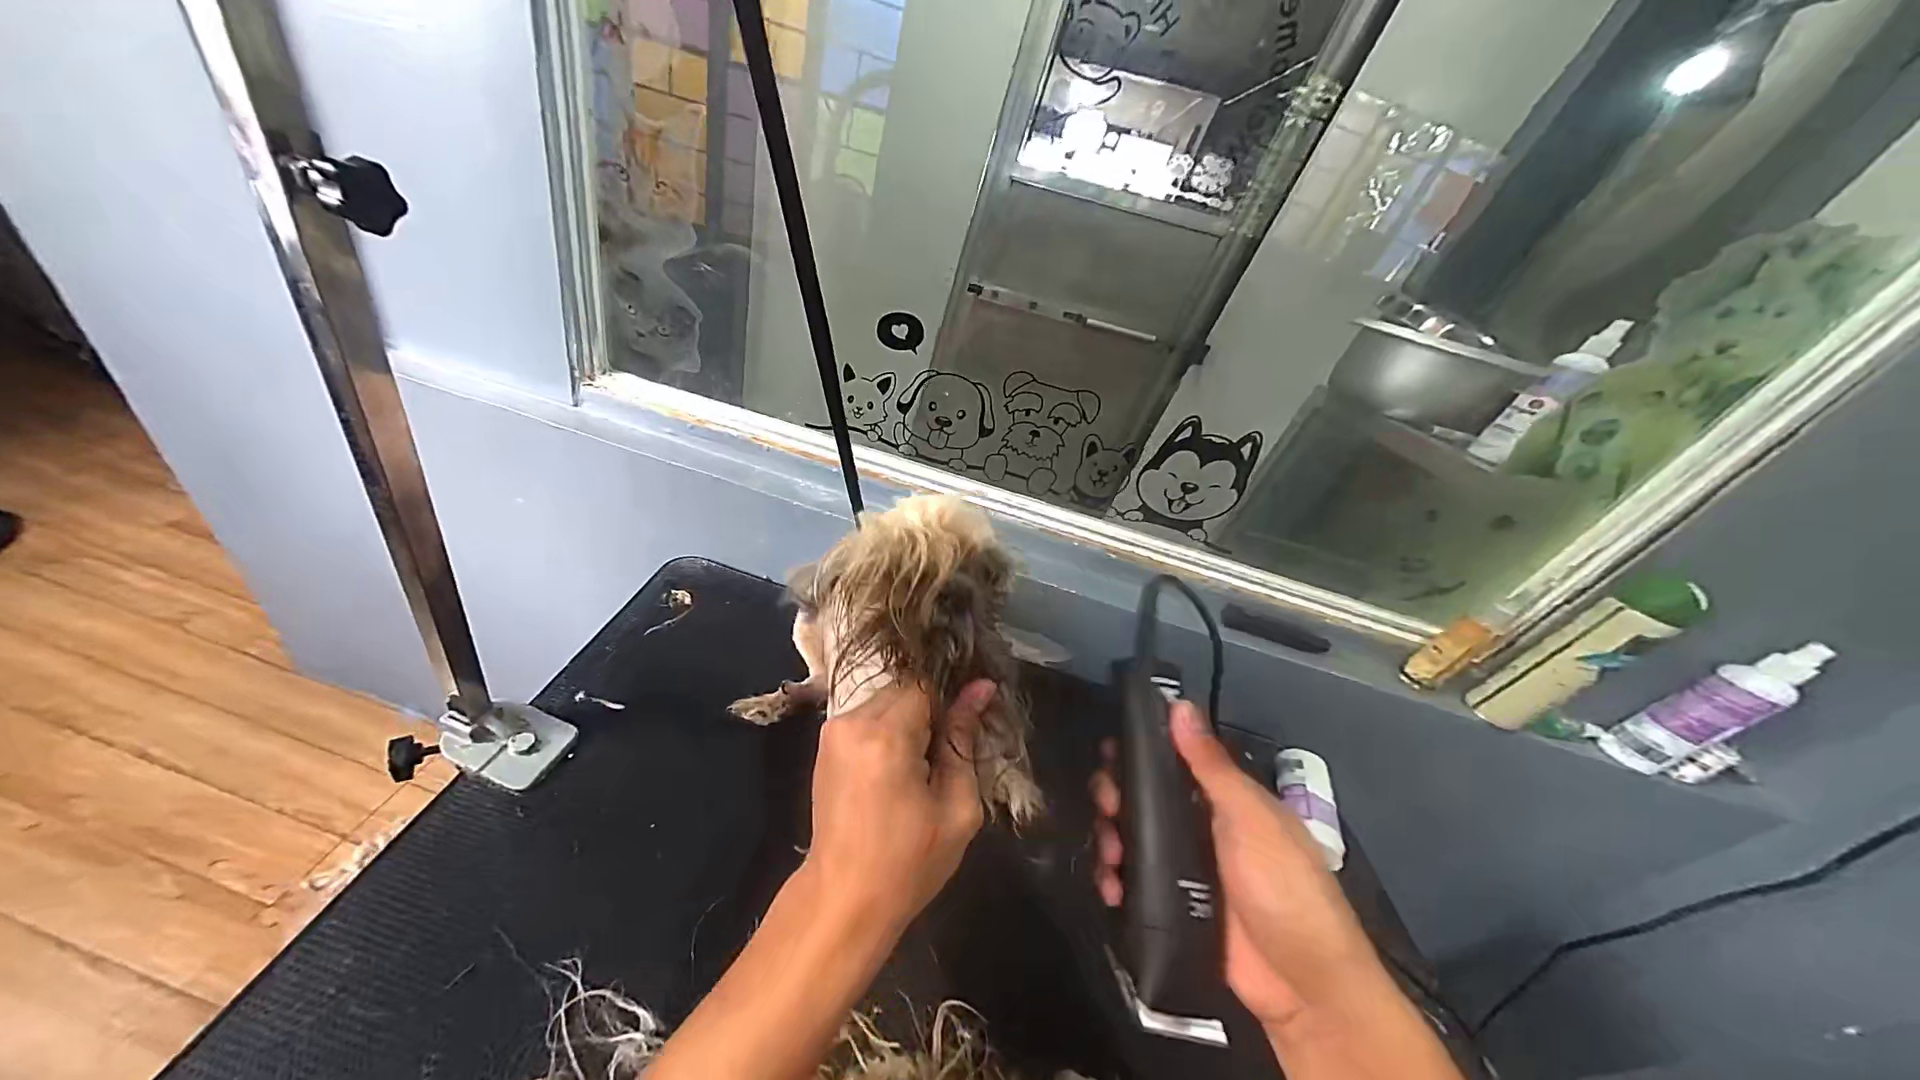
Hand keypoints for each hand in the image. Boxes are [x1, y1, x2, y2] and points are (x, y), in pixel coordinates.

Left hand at [803, 679, 995, 931]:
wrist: (843, 898)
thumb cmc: (909, 862)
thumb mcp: (957, 806)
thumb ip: (965, 739)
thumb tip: (981, 688)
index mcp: (886, 736)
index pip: (928, 685)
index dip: (951, 704)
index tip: (964, 731)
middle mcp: (853, 722)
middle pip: (905, 689)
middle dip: (929, 714)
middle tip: (942, 760)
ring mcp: (833, 731)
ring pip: (886, 701)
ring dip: (908, 723)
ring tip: (918, 770)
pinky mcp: (824, 744)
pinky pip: (867, 719)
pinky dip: (886, 733)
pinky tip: (894, 772)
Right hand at [1091, 702, 1381, 1030]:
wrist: (1303, 986)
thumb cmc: (1284, 887)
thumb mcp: (1251, 819)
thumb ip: (1211, 766)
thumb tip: (1181, 705)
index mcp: (1219, 799)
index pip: (1168, 762)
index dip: (1136, 754)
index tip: (1110, 753)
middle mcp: (1196, 826)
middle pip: (1139, 798)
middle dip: (1114, 796)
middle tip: (1107, 807)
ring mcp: (1181, 867)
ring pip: (1128, 837)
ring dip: (1109, 838)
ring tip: (1110, 858)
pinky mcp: (1168, 904)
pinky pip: (1129, 880)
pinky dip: (1113, 879)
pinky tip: (1111, 886)